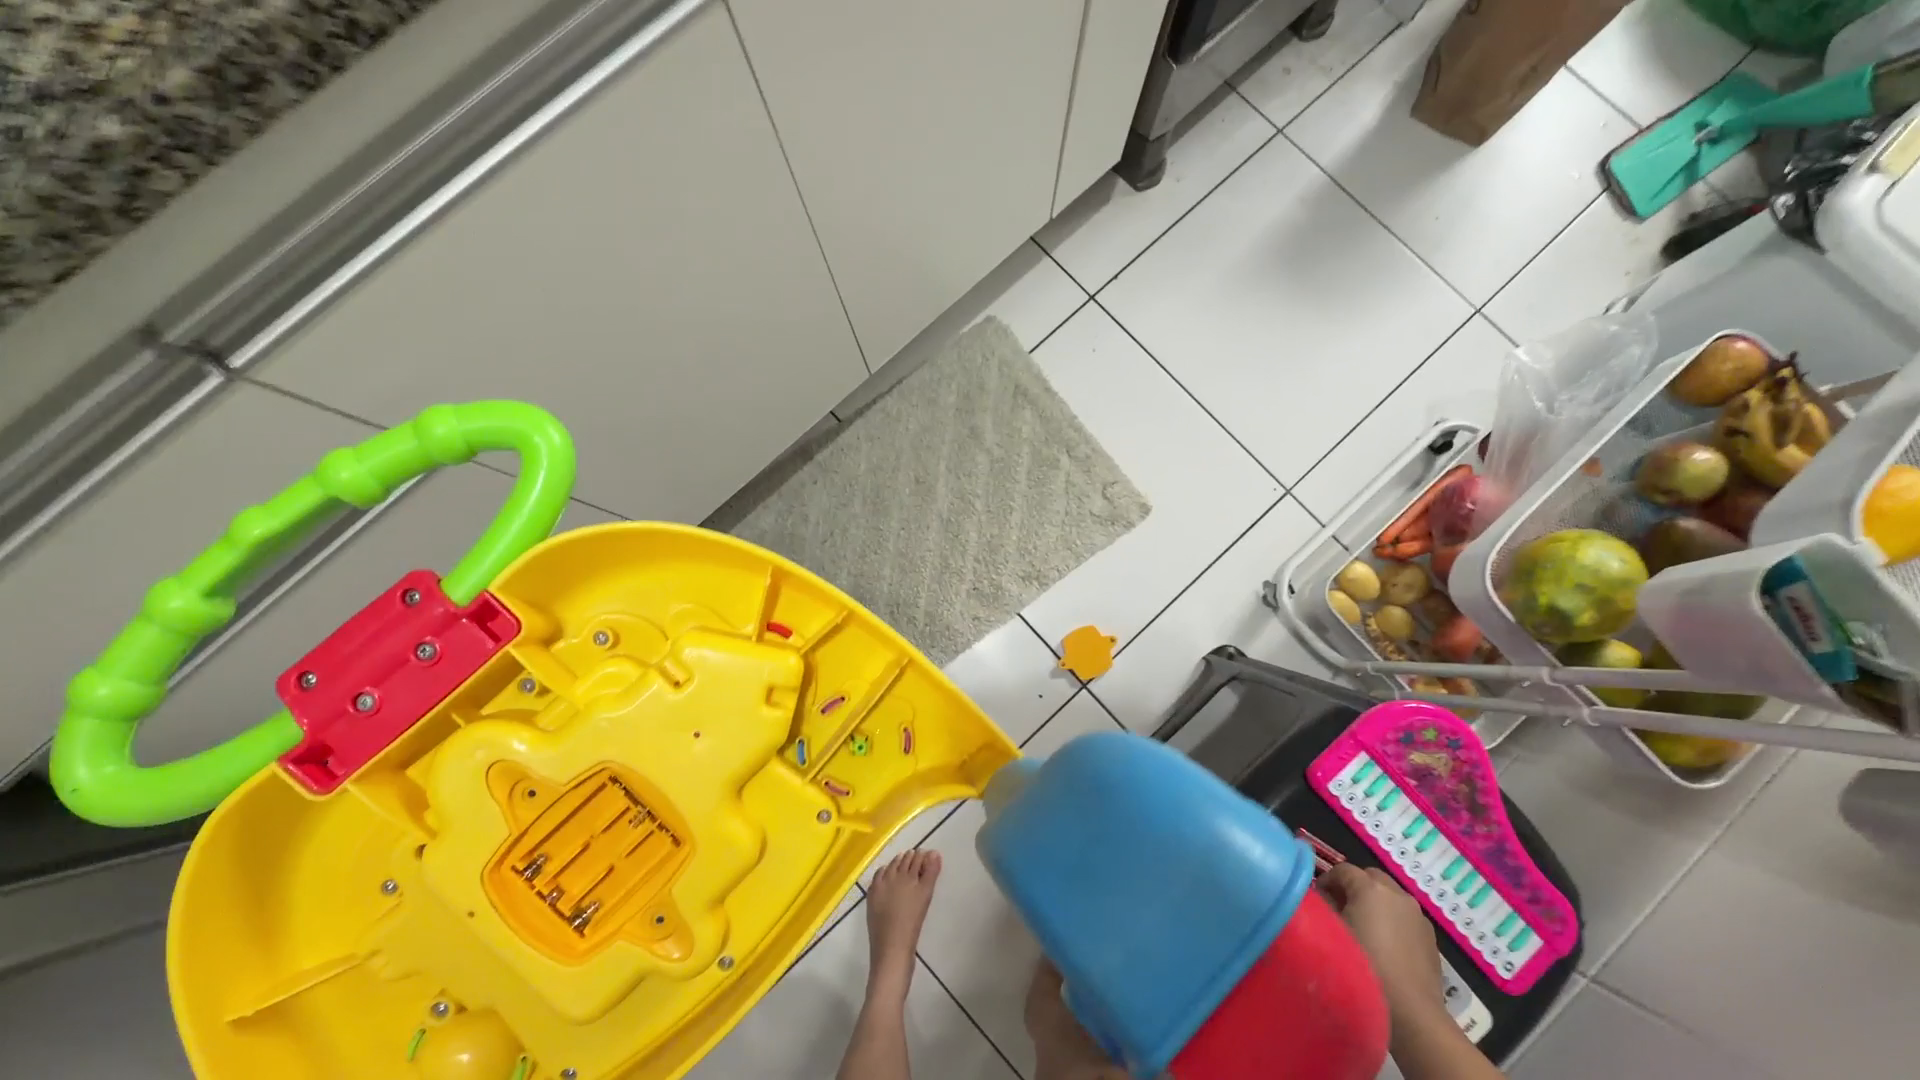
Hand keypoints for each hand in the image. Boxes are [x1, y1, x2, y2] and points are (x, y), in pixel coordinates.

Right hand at [1319, 863, 1446, 1038]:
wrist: (1410, 1010)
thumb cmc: (1363, 965)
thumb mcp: (1332, 931)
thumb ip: (1324, 906)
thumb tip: (1324, 898)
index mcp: (1371, 887)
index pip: (1342, 869)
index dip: (1325, 880)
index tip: (1316, 899)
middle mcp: (1398, 893)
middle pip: (1370, 877)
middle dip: (1352, 887)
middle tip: (1339, 910)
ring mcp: (1418, 915)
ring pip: (1390, 897)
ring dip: (1374, 904)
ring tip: (1362, 929)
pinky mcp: (1430, 938)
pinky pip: (1404, 918)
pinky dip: (1392, 921)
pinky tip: (1384, 947)